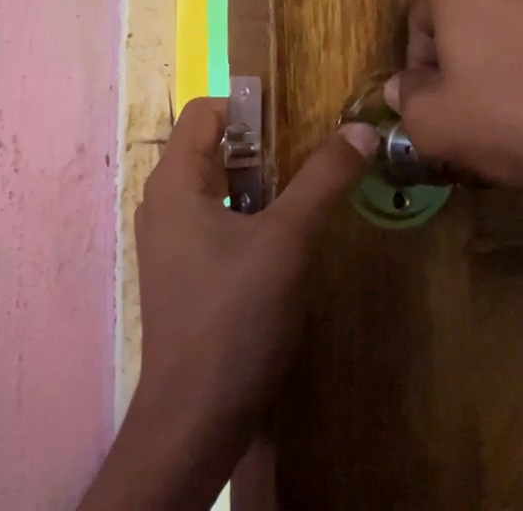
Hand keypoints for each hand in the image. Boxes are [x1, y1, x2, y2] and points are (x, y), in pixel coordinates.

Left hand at [83, 98, 376, 509]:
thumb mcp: (286, 240)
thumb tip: (360, 129)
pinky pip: (214, 223)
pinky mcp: (182, 273)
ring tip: (305, 197)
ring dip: (259, 184)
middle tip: (311, 160)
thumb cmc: (234, 315)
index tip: (297, 124)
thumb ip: (323, 180)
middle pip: (210, 148)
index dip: (249, 107)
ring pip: (216, 189)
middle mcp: (162, 203)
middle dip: (261, 148)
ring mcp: (169, 241)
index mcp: (173, 182)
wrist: (196, 414)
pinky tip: (283, 242)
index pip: (204, 111)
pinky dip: (247, 217)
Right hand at [387, 0, 522, 201]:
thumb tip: (405, 89)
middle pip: (469, 19)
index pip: (419, 27)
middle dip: (470, 65)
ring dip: (514, 62)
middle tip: (485, 118)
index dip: (425, 79)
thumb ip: (407, 103)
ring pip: (518, 24)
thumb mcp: (438, 127)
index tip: (445, 116)